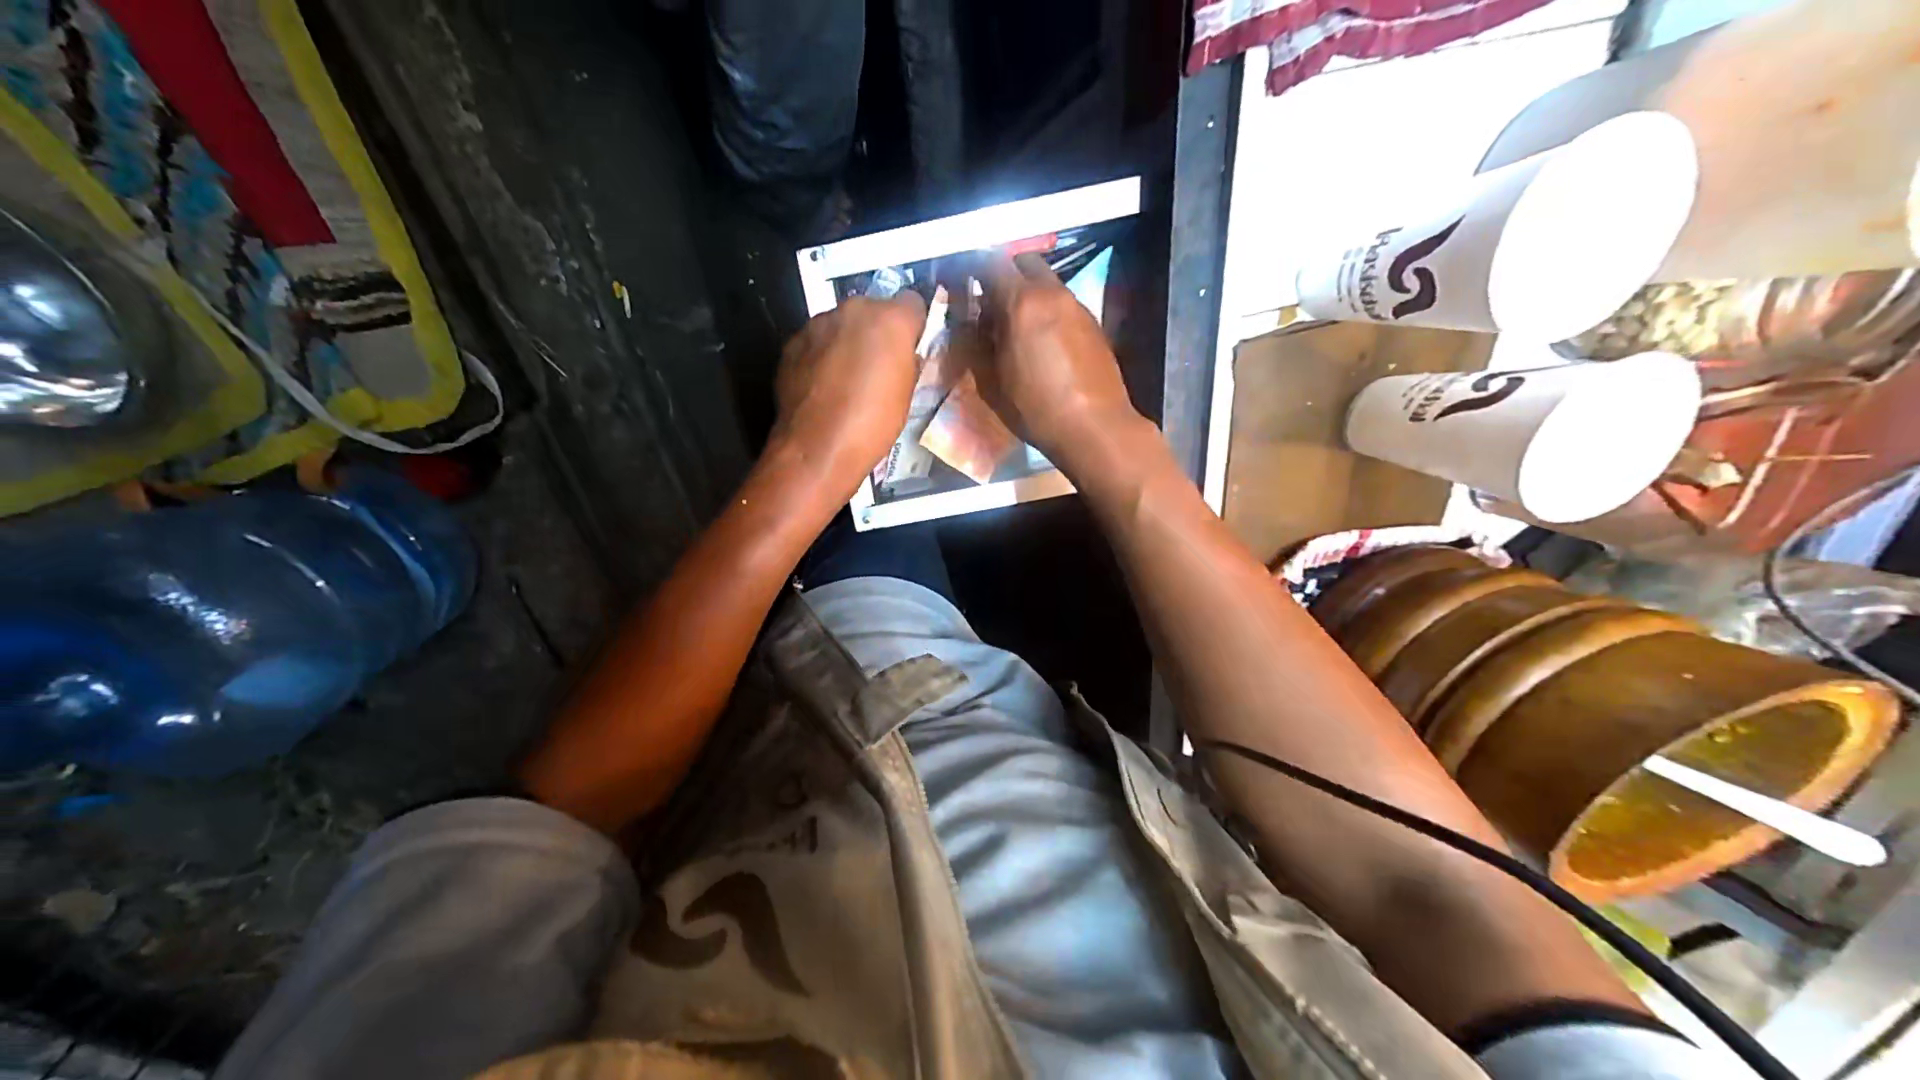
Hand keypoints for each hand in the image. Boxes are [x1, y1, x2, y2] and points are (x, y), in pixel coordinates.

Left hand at [770, 292, 927, 497]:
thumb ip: (906, 361)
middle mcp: (853, 310)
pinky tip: (823, 387)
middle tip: (877, 366)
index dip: (912, 325)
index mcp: (891, 319)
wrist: (818, 448)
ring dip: (846, 342)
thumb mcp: (907, 394)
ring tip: (846, 380)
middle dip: (876, 332)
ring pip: (841, 325)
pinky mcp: (792, 343)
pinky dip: (821, 356)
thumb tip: (901, 355)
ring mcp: (818, 324)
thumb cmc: (873, 424)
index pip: (912, 302)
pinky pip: (815, 342)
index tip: (909, 347)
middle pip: (872, 310)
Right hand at [971, 252, 1144, 467]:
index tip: (962, 283)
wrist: (1095, 427)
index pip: (990, 262)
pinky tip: (1043, 342)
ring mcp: (1078, 306)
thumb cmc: (1036, 407)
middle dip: (1006, 274)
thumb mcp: (993, 380)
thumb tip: (972, 322)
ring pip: (1047, 282)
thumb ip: (978, 343)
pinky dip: (1048, 311)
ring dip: (1029, 293)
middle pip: (1025, 262)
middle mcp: (1052, 293)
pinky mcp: (1094, 323)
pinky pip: (1064, 304)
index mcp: (1022, 302)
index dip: (972, 268)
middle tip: (991, 302)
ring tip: (1016, 326)